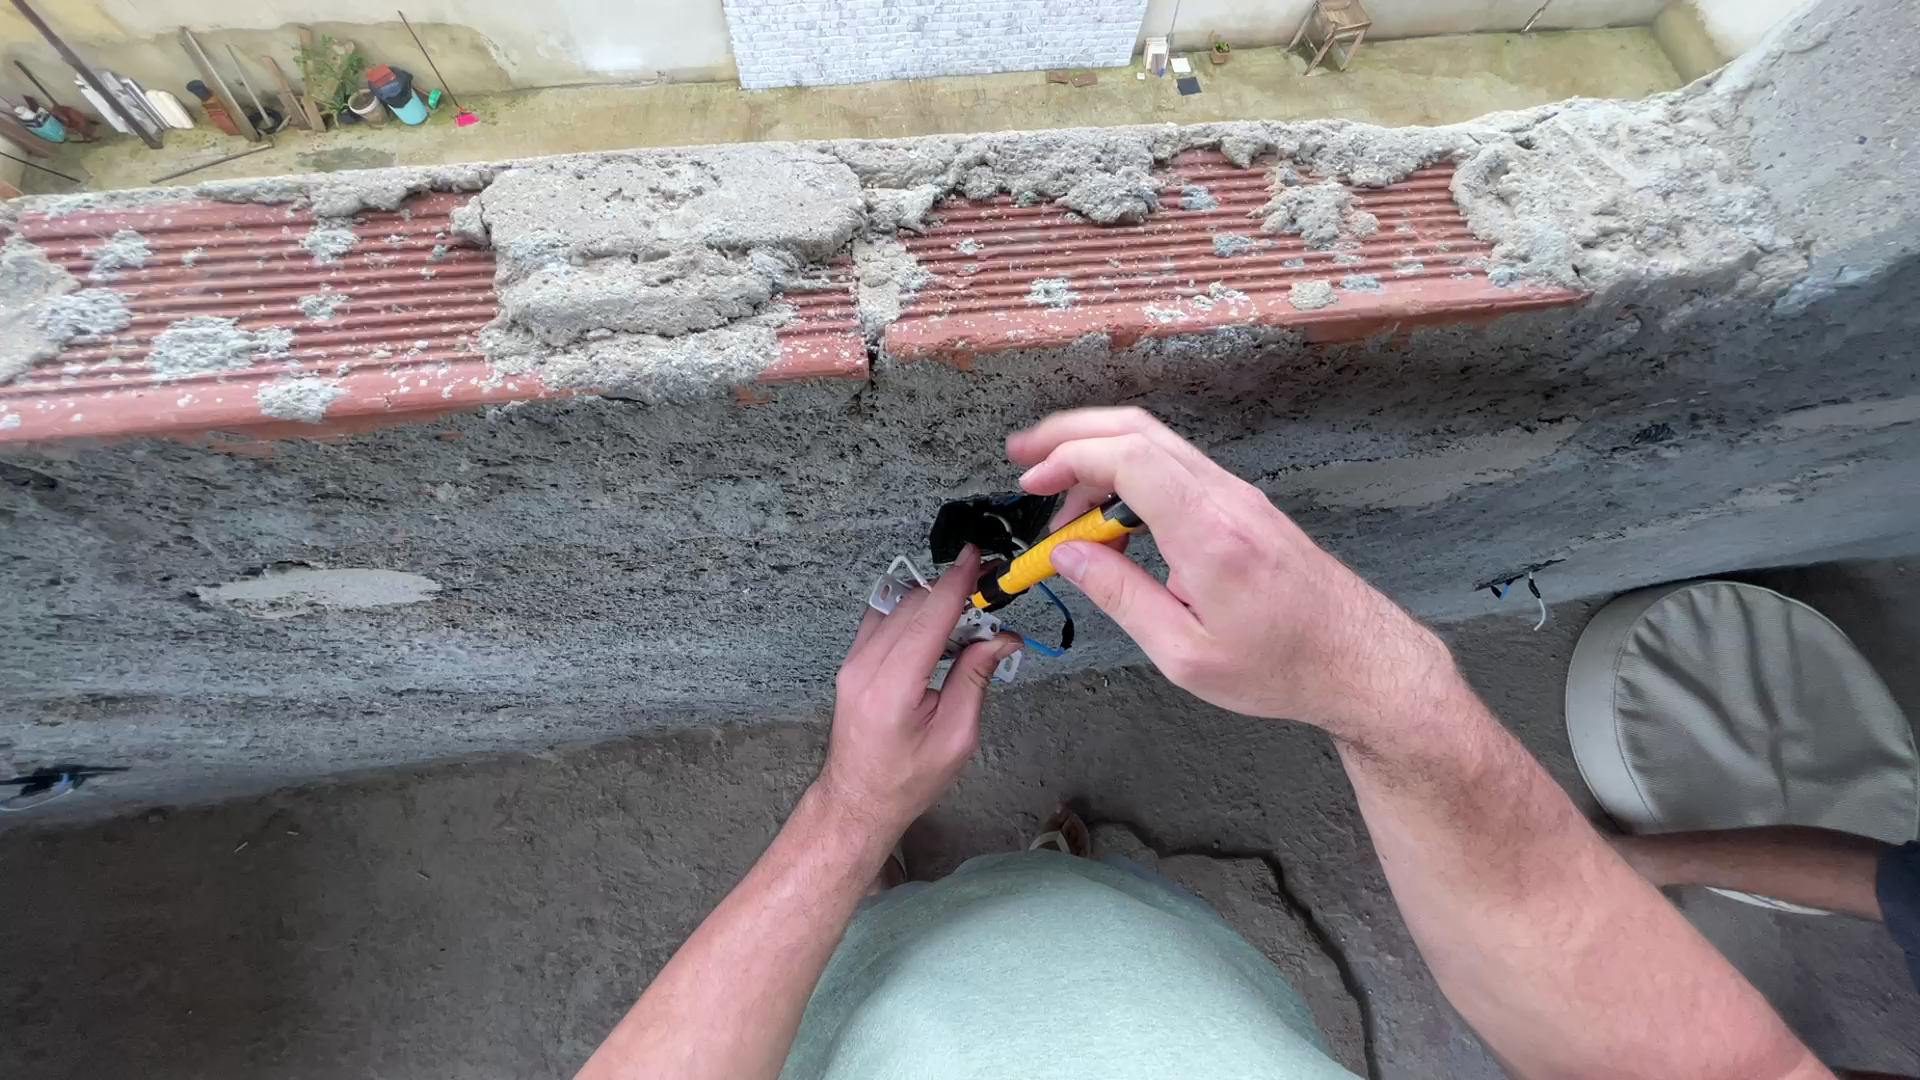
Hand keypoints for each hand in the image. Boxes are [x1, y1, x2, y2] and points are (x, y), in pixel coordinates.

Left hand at [816, 546, 1021, 838]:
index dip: (956, 583)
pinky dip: (911, 611)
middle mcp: (865, 667)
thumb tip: (1002, 637)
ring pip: (896, 606)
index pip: (928, 618)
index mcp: (892, 689)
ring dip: (932, 599)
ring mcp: (852, 662)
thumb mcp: (956, 736)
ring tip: (966, 612)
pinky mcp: (851, 661)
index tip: (976, 558)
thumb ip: (975, 678)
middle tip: (987, 595)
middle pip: (913, 604)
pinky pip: (882, 617)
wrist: (858, 799)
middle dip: (952, 591)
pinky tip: (934, 625)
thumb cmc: (908, 779)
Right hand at [1007, 407, 1449, 741]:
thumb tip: (1069, 555)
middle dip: (1071, 433)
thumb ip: (1119, 595)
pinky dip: (1126, 474)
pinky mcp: (1239, 505)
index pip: (1128, 458)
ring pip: (1154, 443)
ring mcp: (1235, 496)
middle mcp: (1224, 498)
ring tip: (1059, 500)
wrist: (1361, 663)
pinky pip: (1172, 468)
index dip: (1069, 459)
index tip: (1033, 483)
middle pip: (1137, 429)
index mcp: (1208, 533)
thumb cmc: (1280, 667)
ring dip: (1097, 455)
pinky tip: (1108, 514)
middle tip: (1026, 454)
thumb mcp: (1183, 651)